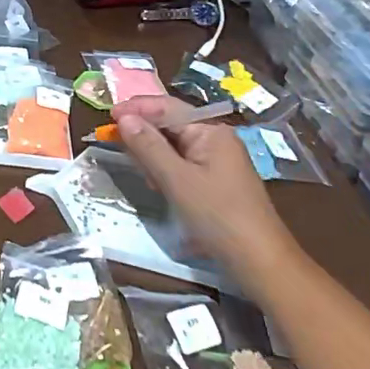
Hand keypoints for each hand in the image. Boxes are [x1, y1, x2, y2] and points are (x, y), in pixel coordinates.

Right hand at [114, 96, 297, 278]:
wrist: (260, 261)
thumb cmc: (218, 215)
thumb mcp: (176, 179)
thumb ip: (148, 146)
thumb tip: (124, 118)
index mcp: (211, 131)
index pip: (167, 107)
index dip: (136, 109)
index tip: (108, 116)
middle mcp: (216, 139)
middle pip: (171, 125)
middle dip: (144, 134)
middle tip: (117, 145)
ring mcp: (218, 161)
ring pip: (175, 146)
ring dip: (154, 155)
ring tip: (141, 172)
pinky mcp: (216, 181)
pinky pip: (183, 164)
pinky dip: (166, 170)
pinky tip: (158, 185)